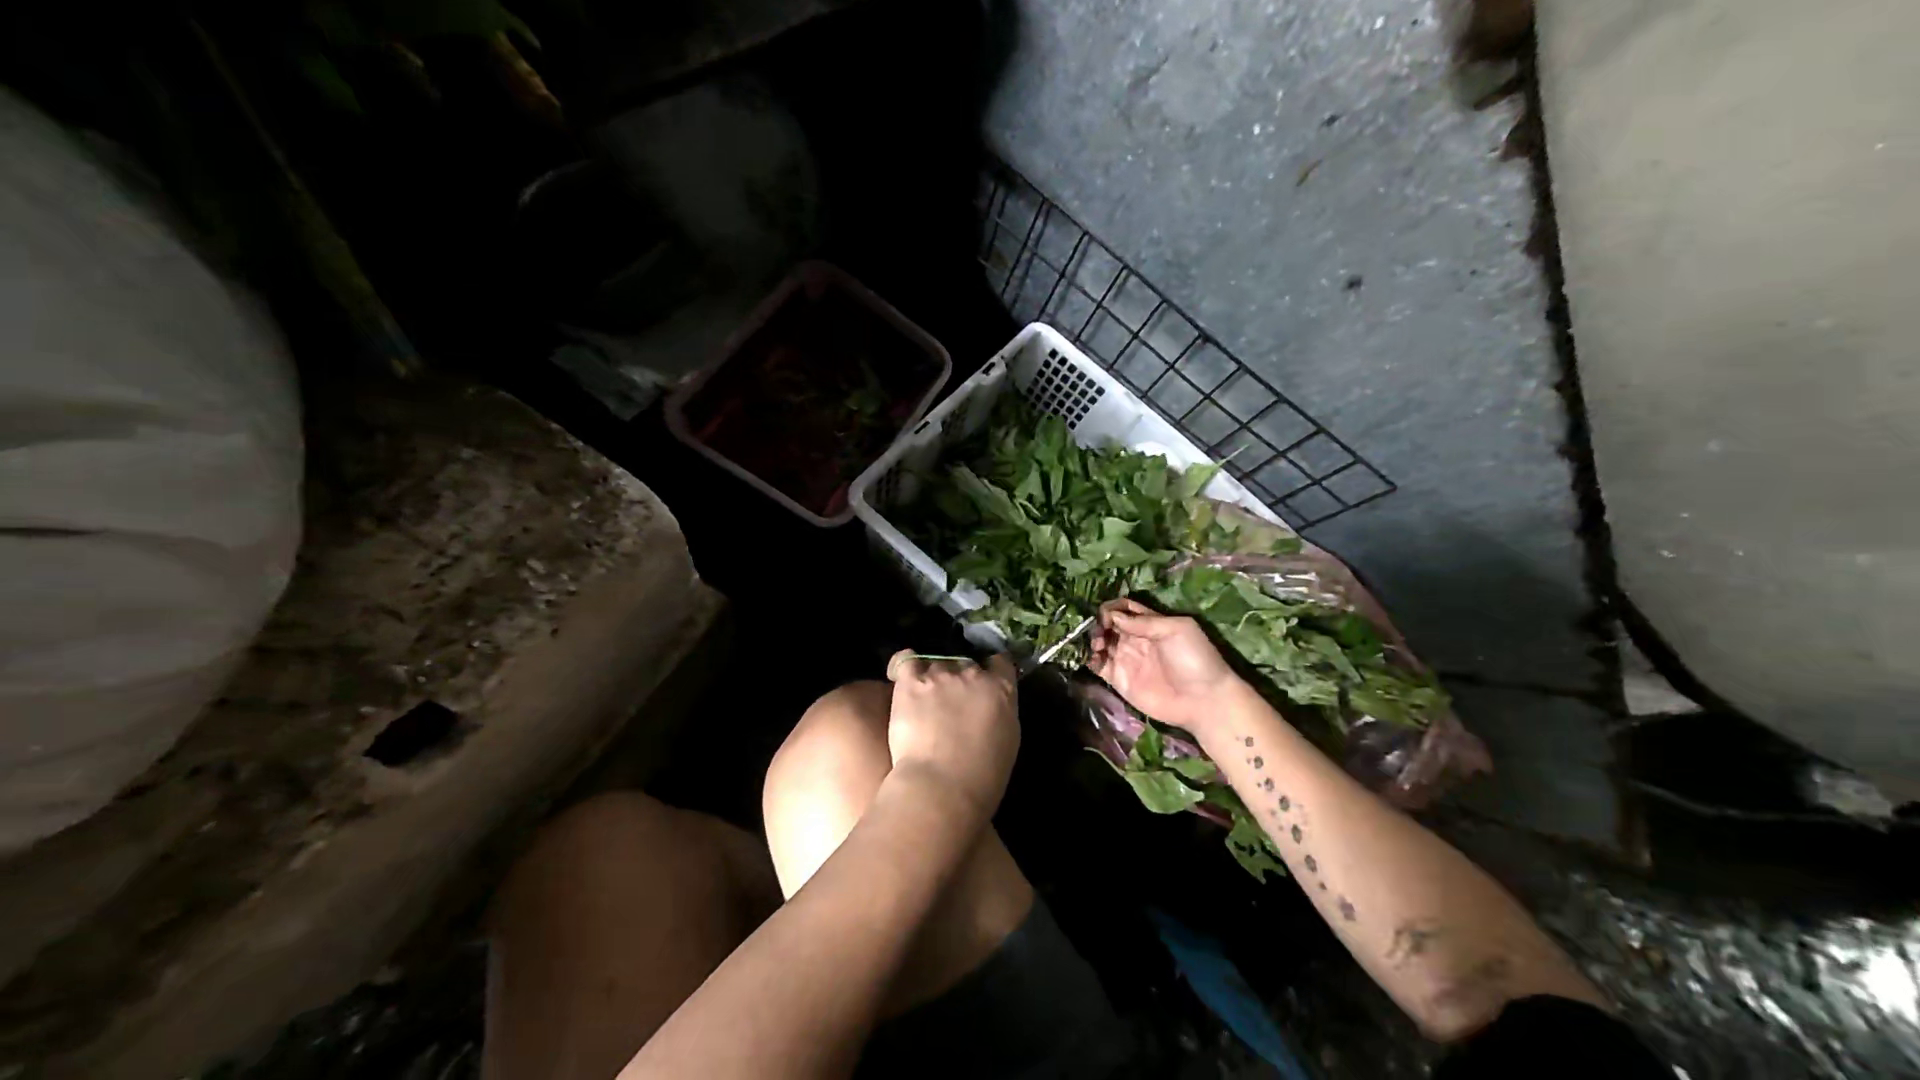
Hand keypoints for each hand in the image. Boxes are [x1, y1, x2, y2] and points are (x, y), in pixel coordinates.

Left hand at [884, 651, 1019, 822]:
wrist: (942, 786)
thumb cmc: (982, 777)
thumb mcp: (1007, 740)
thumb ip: (999, 712)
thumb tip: (989, 706)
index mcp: (1001, 689)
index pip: (1000, 663)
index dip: (991, 671)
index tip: (985, 683)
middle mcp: (971, 674)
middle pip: (965, 663)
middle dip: (960, 679)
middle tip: (951, 704)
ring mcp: (940, 675)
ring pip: (936, 664)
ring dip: (933, 679)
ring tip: (924, 703)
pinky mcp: (911, 682)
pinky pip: (906, 661)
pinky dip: (902, 667)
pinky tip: (900, 679)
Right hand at [1088, 598, 1242, 735]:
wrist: (1203, 701)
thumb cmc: (1195, 659)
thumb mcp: (1176, 629)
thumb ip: (1144, 621)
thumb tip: (1113, 616)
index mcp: (1149, 624)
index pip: (1123, 609)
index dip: (1112, 609)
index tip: (1106, 614)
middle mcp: (1134, 639)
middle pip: (1108, 625)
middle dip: (1098, 623)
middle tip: (1098, 630)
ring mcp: (1125, 659)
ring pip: (1100, 643)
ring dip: (1092, 639)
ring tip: (1097, 644)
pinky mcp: (1119, 680)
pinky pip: (1098, 665)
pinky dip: (1089, 659)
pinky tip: (1091, 656)